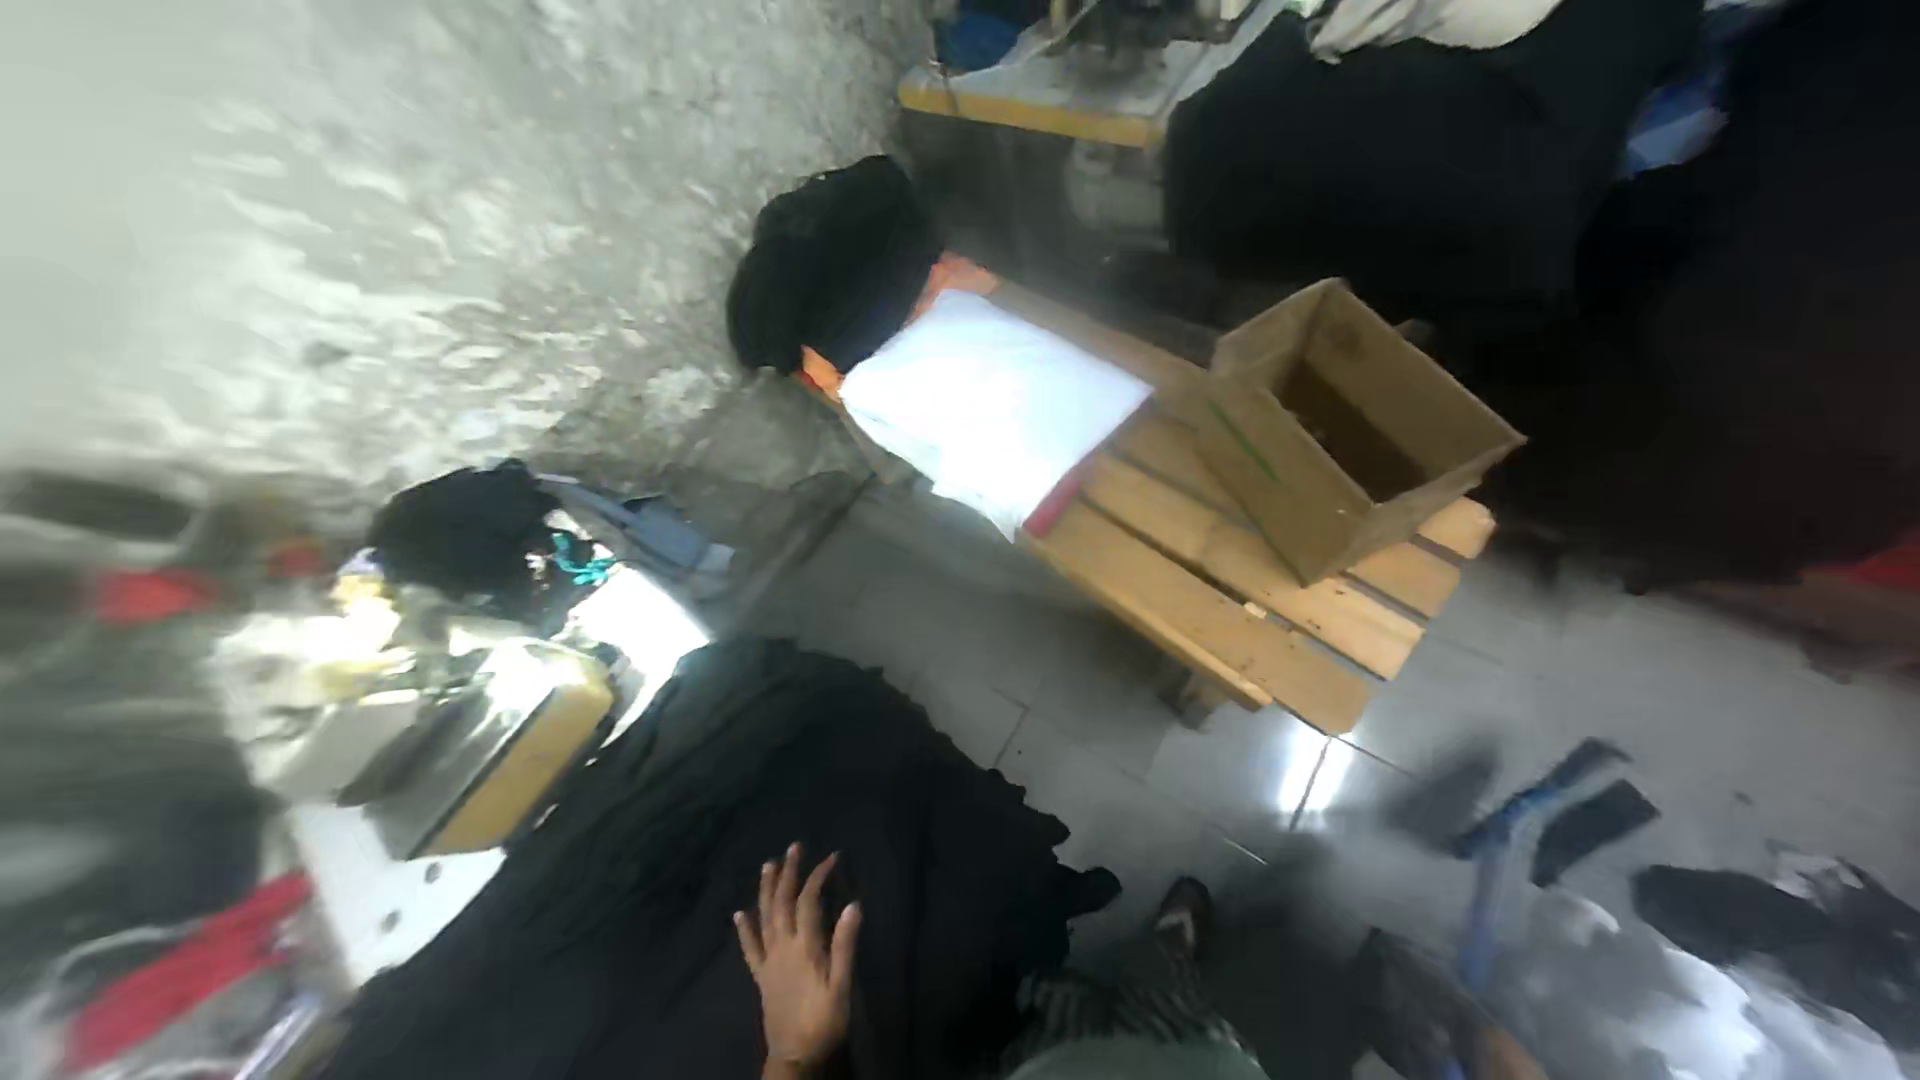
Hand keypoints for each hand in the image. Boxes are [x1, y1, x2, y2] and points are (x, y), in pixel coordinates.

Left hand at [735, 843, 861, 1076]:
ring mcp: (768, 961)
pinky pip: (749, 948)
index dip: (819, 875)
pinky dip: (744, 929)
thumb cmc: (824, 1021)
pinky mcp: (761, 976)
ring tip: (768, 864)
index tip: (832, 857)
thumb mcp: (841, 985)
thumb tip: (853, 904)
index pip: (809, 900)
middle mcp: (782, 947)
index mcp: (804, 946)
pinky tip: (739, 913)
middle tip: (794, 846)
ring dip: (766, 889)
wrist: (795, 1058)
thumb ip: (845, 945)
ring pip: (764, 917)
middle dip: (789, 872)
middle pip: (782, 902)